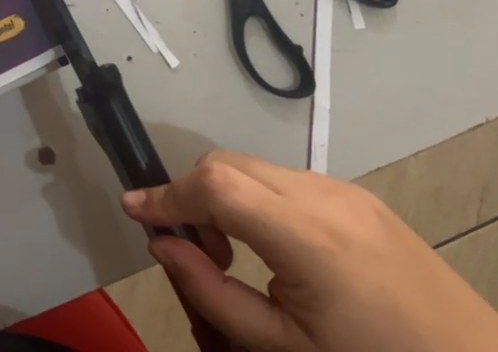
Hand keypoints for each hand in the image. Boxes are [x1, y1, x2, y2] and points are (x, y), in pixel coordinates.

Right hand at [121, 151, 497, 351]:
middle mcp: (326, 197)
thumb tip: (163, 246)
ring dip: (225, 195)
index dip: (165, 194)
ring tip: (231, 253)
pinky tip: (272, 248)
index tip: (133, 210)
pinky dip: (258, 199)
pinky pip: (288, 182)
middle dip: (192, 194)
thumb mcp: (286, 350)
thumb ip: (213, 294)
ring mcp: (349, 195)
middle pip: (229, 164)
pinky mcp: (365, 203)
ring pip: (256, 168)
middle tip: (192, 248)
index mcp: (308, 236)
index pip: (214, 185)